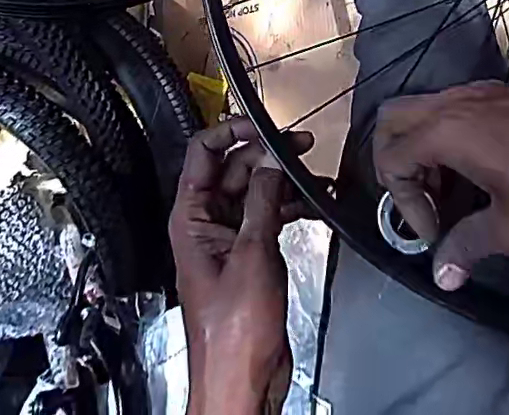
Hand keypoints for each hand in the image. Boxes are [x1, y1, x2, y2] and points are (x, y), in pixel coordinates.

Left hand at [169, 118, 311, 414]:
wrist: (243, 383)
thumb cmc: (235, 330)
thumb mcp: (252, 253)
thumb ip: (263, 199)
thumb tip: (272, 158)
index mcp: (192, 216)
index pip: (204, 153)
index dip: (231, 131)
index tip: (263, 125)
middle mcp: (207, 220)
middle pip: (235, 169)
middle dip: (268, 155)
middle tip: (302, 146)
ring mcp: (230, 236)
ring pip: (256, 190)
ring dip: (284, 180)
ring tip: (315, 173)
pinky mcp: (251, 251)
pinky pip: (269, 214)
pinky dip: (291, 205)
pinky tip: (316, 202)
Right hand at [372, 82, 508, 290]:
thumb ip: (467, 247)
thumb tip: (442, 274)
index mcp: (446, 131)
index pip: (391, 158)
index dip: (403, 202)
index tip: (433, 232)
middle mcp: (453, 102)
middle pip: (392, 118)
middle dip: (393, 159)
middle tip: (422, 199)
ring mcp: (477, 91)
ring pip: (421, 107)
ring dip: (419, 145)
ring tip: (448, 188)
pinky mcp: (500, 91)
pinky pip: (451, 104)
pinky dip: (444, 132)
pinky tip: (476, 165)